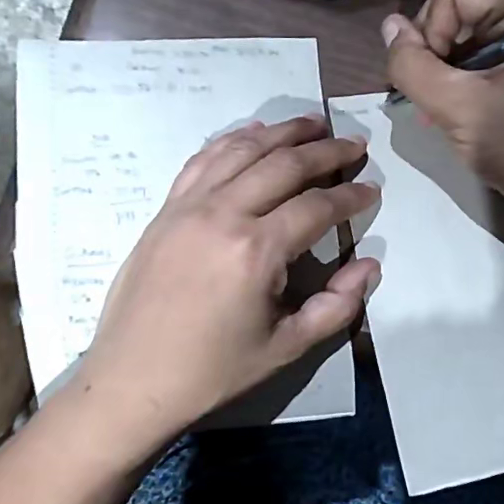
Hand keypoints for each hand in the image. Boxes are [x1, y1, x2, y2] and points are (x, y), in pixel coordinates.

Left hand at [74, 117, 380, 438]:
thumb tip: (370, 265)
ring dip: (281, 132)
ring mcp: (188, 207)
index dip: (349, 196)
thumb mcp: (285, 348)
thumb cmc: (212, 371)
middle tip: (353, 143)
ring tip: (312, 123)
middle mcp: (222, 214)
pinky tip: (251, 133)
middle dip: (325, 150)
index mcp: (256, 251)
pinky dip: (232, 140)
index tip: (371, 188)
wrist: (133, 379)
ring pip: (242, 150)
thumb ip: (336, 305)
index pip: (316, 207)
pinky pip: (202, 160)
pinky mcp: (165, 210)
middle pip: (283, 165)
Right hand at [385, 0, 503, 212]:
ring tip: (439, 108)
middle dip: (431, 50)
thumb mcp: (459, 107)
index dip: (433, 27)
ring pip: (450, 33)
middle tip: (434, 95)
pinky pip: (461, 54)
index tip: (437, 76)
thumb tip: (388, 26)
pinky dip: (445, 80)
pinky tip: (447, 109)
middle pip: (448, 6)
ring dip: (434, 70)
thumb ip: (414, 66)